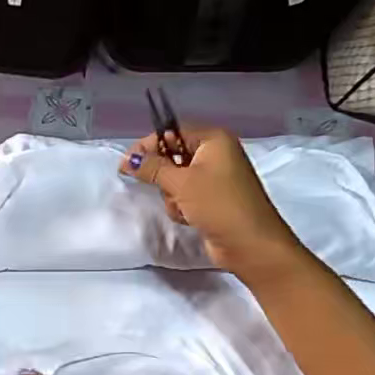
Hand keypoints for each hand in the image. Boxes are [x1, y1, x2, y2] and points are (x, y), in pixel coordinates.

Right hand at [121, 127, 306, 283]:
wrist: (248, 243)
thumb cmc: (218, 204)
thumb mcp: (181, 183)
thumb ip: (152, 168)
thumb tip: (127, 160)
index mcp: (213, 140)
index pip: (173, 132)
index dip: (149, 146)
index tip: (126, 163)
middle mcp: (215, 155)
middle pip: (173, 157)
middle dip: (164, 177)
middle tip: (165, 190)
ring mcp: (214, 179)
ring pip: (175, 180)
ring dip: (172, 196)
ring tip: (182, 207)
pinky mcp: (211, 200)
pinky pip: (184, 196)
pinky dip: (180, 207)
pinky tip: (188, 217)